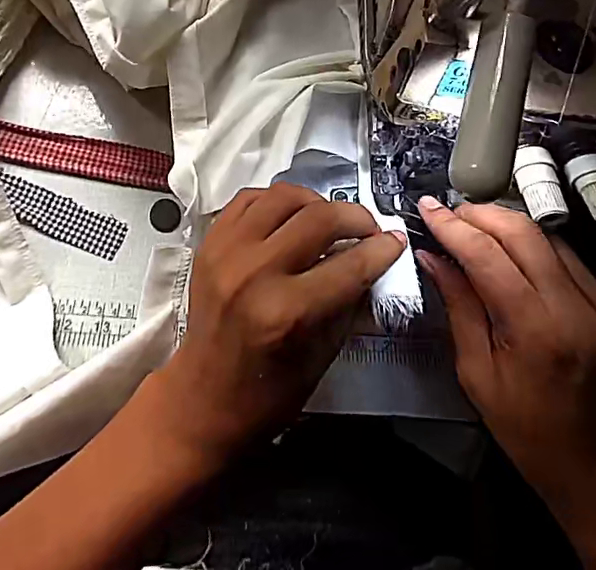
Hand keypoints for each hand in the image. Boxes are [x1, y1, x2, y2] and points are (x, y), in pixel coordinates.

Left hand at [154, 183, 405, 457]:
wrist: (199, 399)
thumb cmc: (265, 393)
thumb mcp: (320, 357)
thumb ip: (349, 303)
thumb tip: (374, 262)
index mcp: (283, 312)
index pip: (347, 265)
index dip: (380, 250)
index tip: (395, 240)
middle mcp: (252, 272)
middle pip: (318, 218)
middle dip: (355, 218)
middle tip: (368, 228)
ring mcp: (226, 251)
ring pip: (284, 197)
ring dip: (316, 202)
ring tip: (329, 219)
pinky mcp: (210, 242)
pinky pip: (250, 198)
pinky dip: (277, 202)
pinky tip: (291, 218)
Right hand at [417, 197, 595, 569]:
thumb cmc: (530, 433)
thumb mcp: (478, 373)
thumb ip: (459, 306)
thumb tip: (434, 256)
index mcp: (539, 334)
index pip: (489, 256)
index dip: (454, 227)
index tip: (429, 208)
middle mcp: (582, 312)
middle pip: (525, 234)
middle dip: (482, 215)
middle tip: (452, 215)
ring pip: (552, 241)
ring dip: (511, 230)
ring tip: (480, 233)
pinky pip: (574, 264)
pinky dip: (540, 253)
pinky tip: (520, 262)